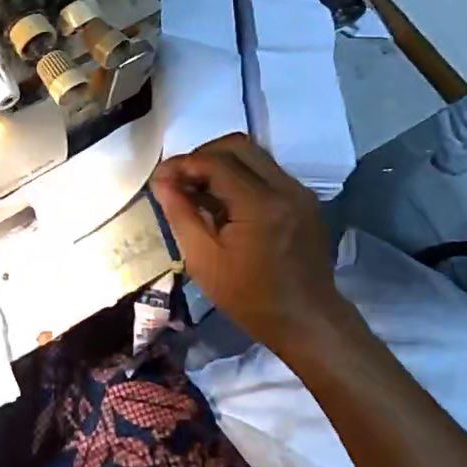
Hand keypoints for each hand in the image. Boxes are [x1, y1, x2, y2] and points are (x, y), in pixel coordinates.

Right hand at [150, 133, 346, 349]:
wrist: (306, 320)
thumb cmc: (249, 298)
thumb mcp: (204, 261)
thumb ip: (181, 214)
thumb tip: (162, 181)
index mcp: (260, 205)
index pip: (215, 161)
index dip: (182, 164)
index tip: (160, 178)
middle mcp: (285, 188)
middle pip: (237, 146)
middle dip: (202, 156)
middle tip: (179, 180)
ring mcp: (299, 191)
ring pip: (254, 155)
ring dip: (221, 163)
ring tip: (198, 190)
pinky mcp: (304, 200)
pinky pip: (267, 172)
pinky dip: (241, 176)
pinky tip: (224, 202)